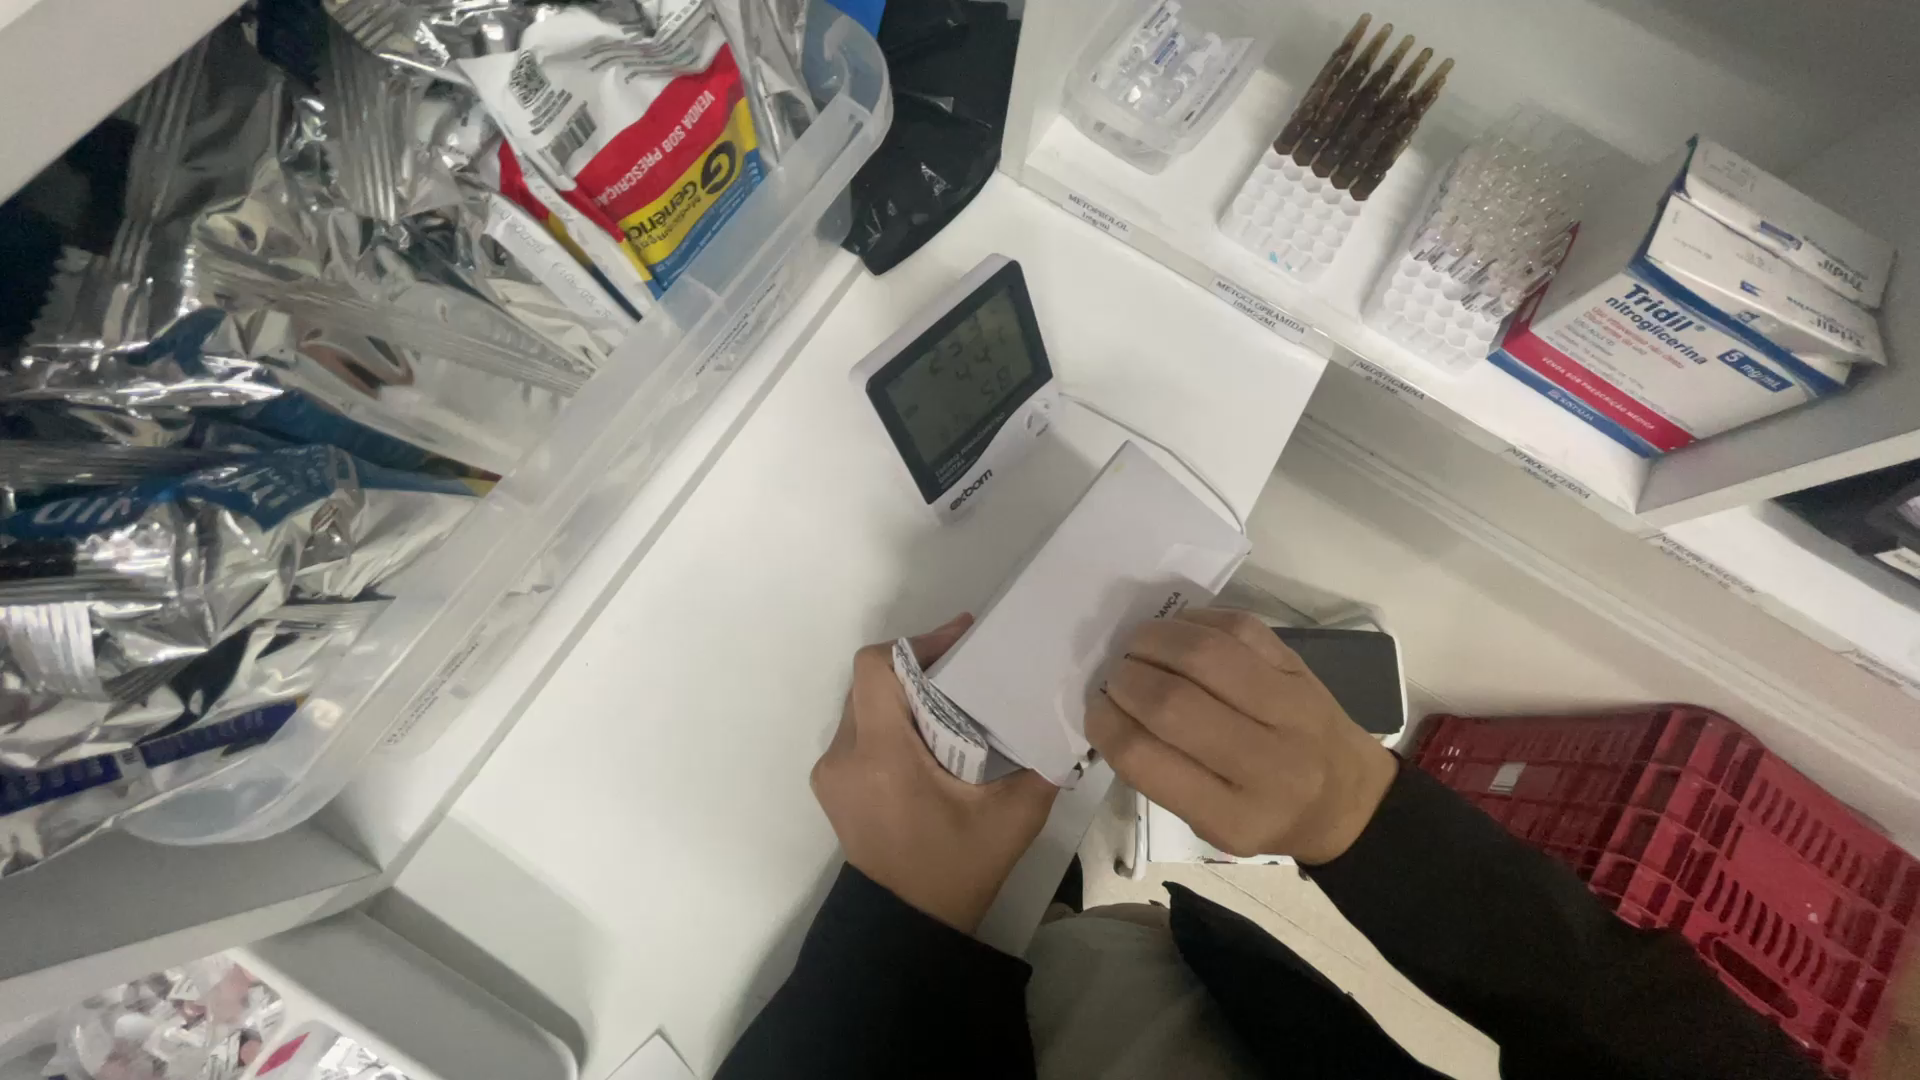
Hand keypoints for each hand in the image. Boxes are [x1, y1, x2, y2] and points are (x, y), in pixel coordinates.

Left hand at [812, 614, 1060, 932]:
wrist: (904, 929)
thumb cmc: (955, 871)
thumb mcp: (1012, 819)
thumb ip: (1039, 765)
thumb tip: (1060, 720)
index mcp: (881, 757)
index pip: (876, 668)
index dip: (917, 643)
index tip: (960, 639)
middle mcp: (844, 755)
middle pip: (872, 680)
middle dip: (917, 664)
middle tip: (965, 664)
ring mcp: (831, 770)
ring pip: (864, 701)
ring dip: (904, 691)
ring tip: (950, 695)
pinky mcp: (832, 782)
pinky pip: (859, 727)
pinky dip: (891, 717)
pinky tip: (928, 732)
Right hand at [1086, 608, 1397, 864]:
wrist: (1347, 798)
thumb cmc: (1262, 813)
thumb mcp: (1207, 821)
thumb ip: (1157, 769)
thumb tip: (1110, 702)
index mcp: (1233, 816)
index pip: (1144, 758)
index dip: (1105, 722)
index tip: (1097, 708)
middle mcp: (1267, 764)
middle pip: (1172, 703)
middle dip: (1125, 679)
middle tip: (1116, 675)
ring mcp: (1290, 709)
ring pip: (1205, 655)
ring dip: (1152, 641)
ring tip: (1138, 647)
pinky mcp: (1299, 668)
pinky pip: (1237, 627)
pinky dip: (1192, 622)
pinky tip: (1177, 633)